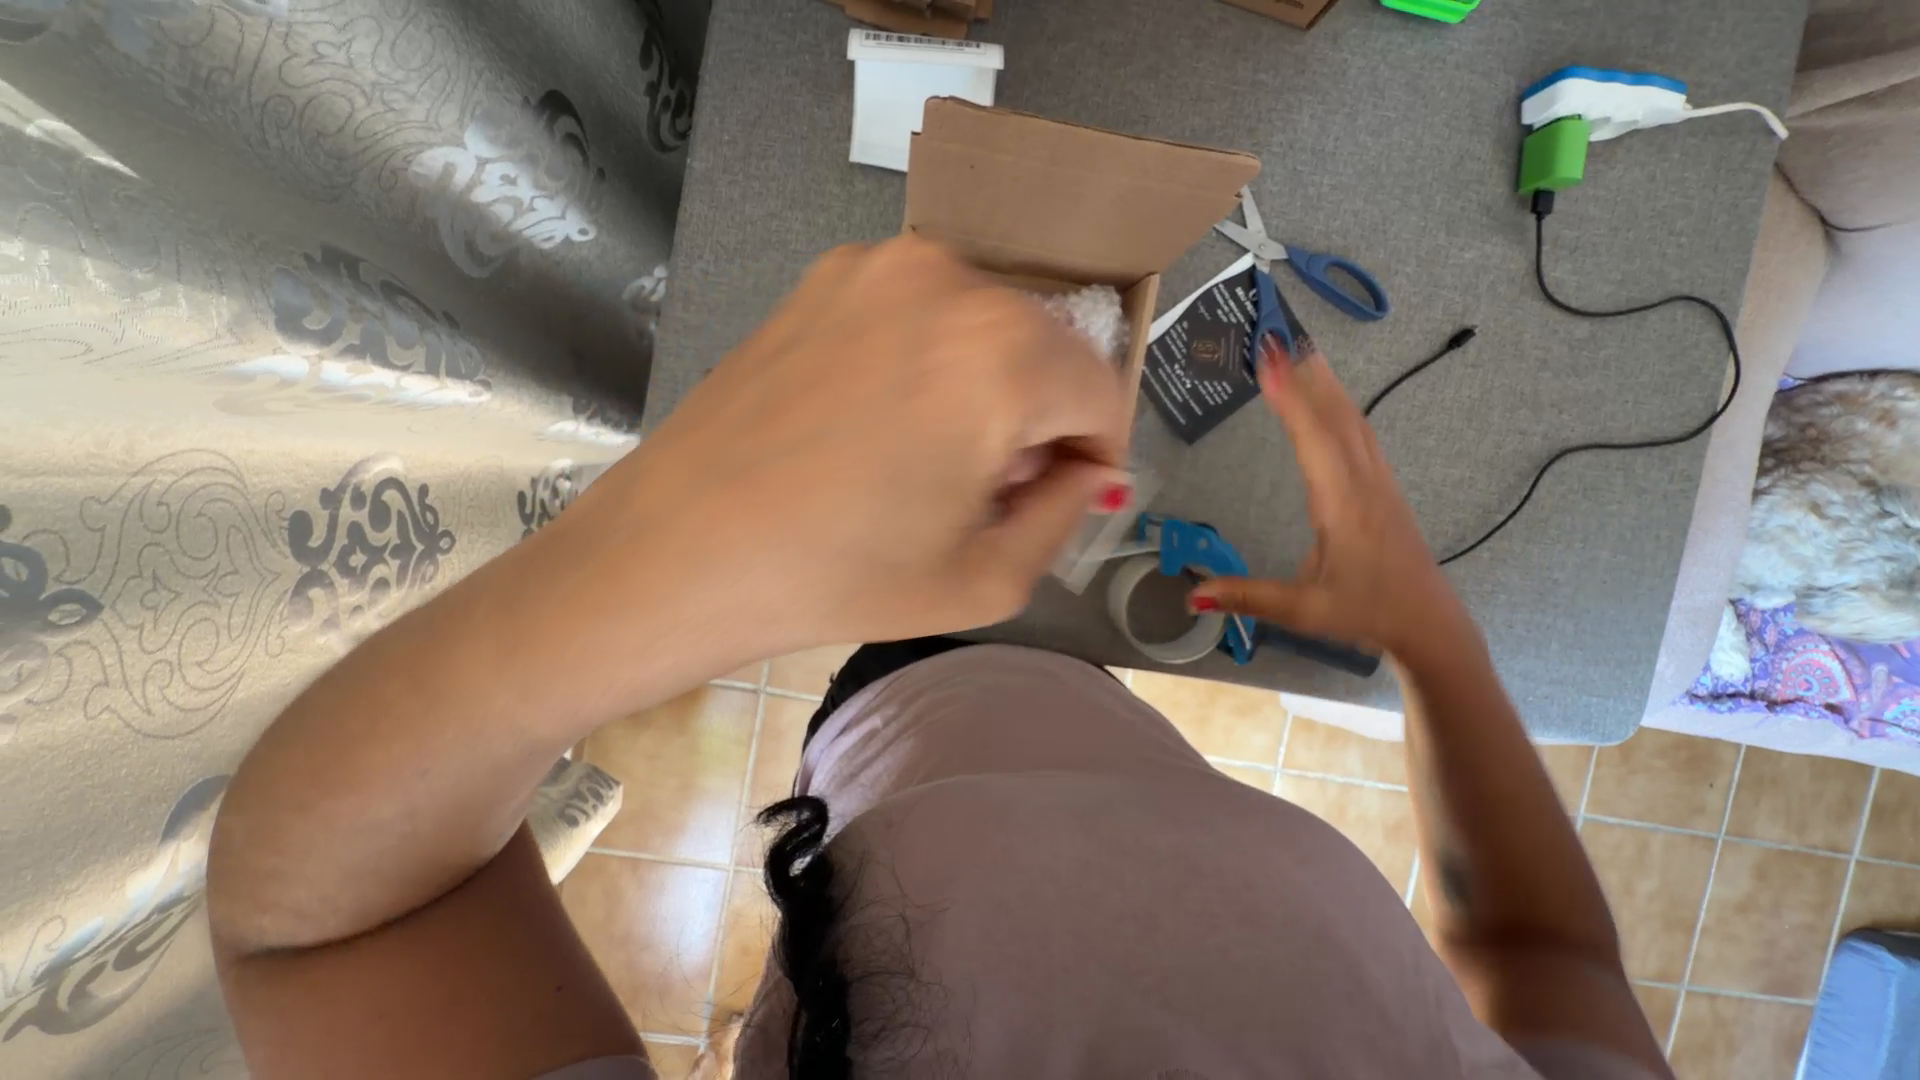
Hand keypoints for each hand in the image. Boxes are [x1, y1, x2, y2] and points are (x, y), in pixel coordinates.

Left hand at [563, 237, 1129, 657]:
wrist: (681, 548)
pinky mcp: (826, 275)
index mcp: (1002, 352)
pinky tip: (881, 421)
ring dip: (987, 383)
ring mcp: (879, 266)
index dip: (1094, 453)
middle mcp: (949, 280)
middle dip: (1040, 416)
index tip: (1061, 496)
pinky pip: (920, 313)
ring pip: (984, 324)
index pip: (1101, 390)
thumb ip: (1065, 513)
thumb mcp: (986, 578)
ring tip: (931, 456)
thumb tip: (1081, 469)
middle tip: (992, 486)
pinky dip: (930, 358)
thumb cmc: (841, 577)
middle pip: (1045, 348)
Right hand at [1188, 339, 1469, 658]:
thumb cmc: (1366, 612)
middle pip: (1337, 416)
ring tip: (1303, 352)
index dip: (1289, 399)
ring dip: (1327, 384)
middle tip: (1280, 336)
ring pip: (1354, 421)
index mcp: (1342, 505)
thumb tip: (1193, 594)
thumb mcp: (1304, 610)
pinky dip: (1342, 407)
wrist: (1429, 623)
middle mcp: (1363, 483)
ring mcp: (1379, 482)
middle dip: (1306, 374)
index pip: (1314, 440)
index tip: (1268, 361)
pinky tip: (1333, 401)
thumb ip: (1248, 597)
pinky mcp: (1384, 489)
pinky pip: (1362, 434)